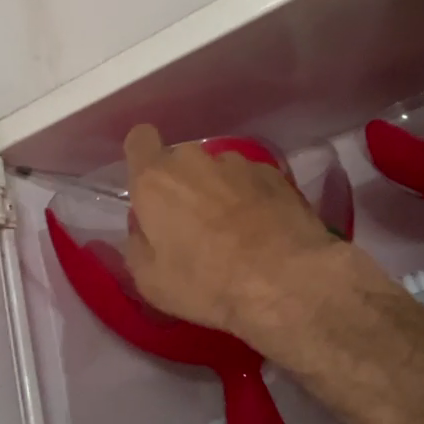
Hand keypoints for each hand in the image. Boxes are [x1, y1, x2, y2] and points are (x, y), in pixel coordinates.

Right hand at [122, 125, 398, 363]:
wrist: (287, 283)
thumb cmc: (207, 284)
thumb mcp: (150, 281)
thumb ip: (136, 245)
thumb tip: (142, 228)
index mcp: (154, 179)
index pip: (140, 139)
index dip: (143, 157)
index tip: (150, 186)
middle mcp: (192, 159)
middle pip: (180, 160)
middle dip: (182, 183)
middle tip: (192, 224)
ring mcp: (236, 163)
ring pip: (216, 170)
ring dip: (218, 191)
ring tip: (235, 231)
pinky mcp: (273, 174)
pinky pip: (250, 180)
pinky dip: (252, 198)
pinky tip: (264, 230)